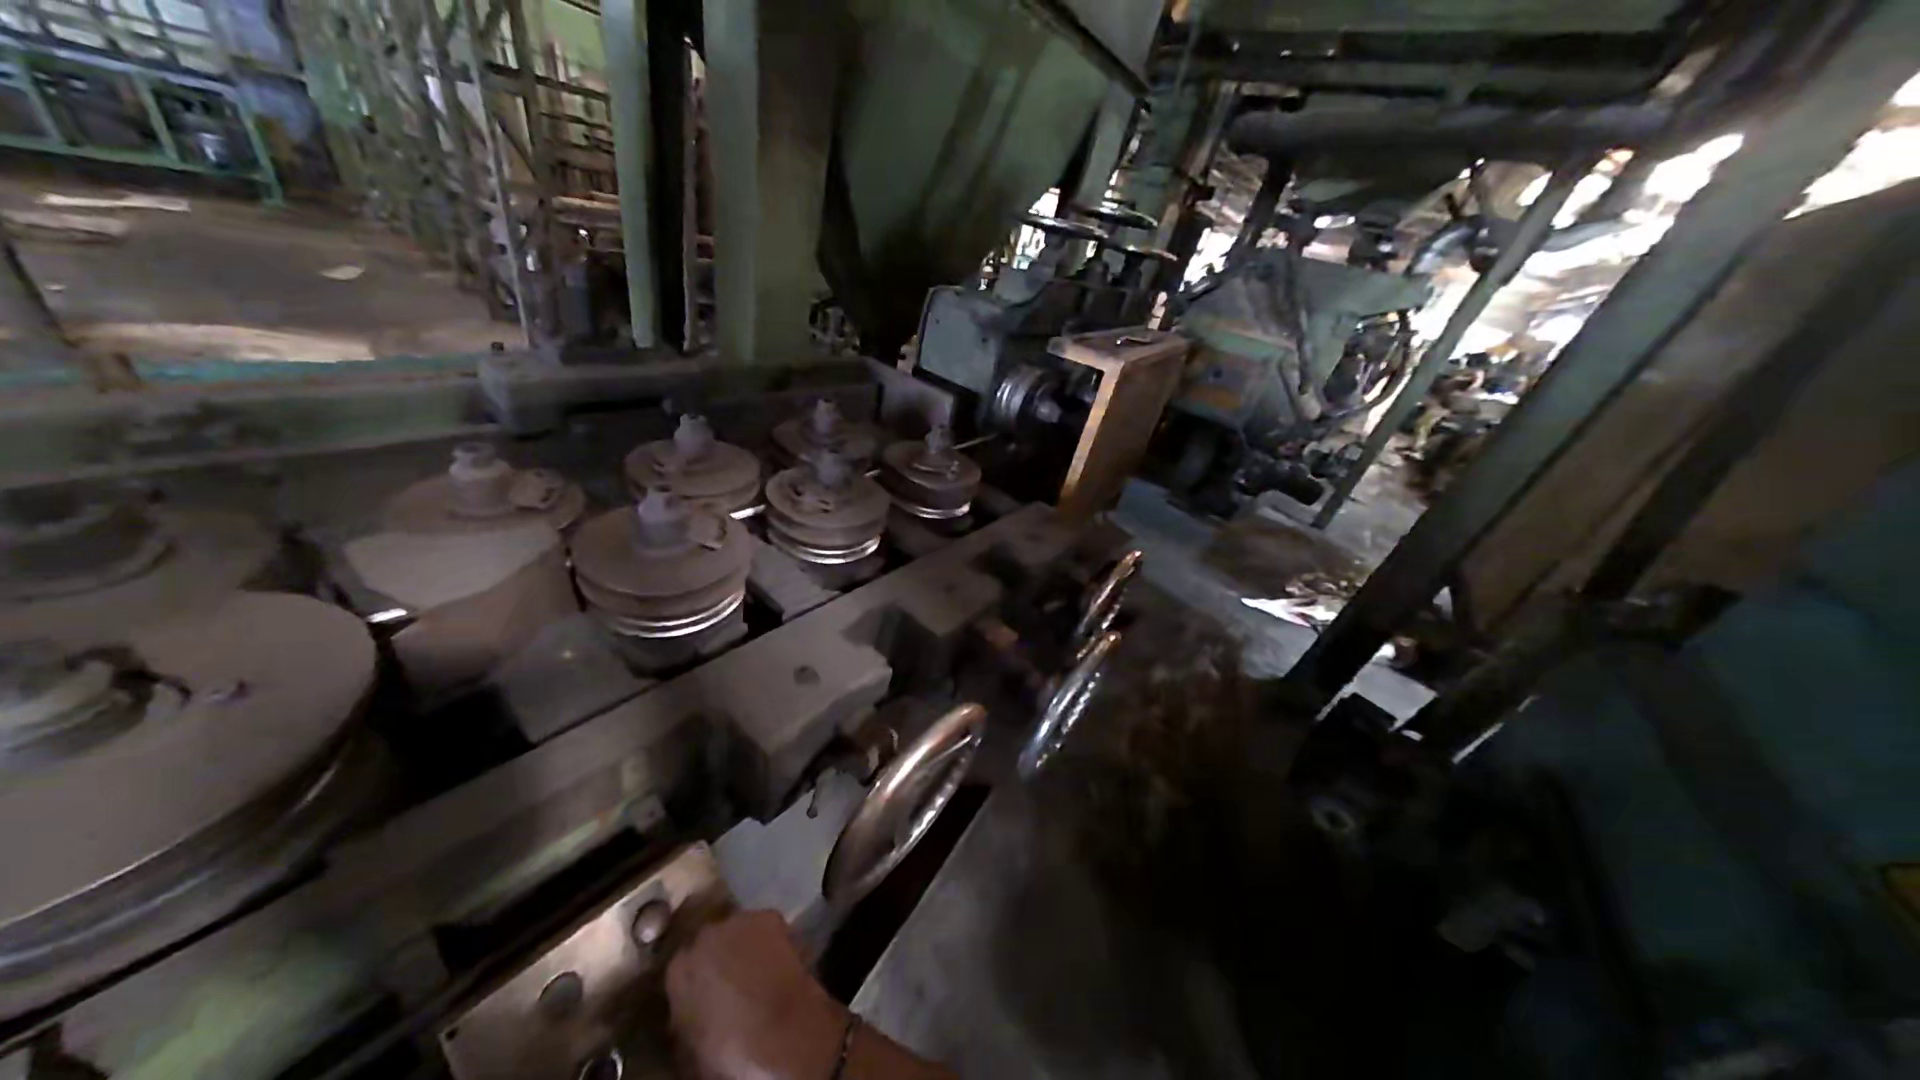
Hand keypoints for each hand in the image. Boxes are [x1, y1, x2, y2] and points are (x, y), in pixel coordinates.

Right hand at [666, 910, 847, 1079]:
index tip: (708, 989)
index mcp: (677, 970)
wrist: (777, 1034)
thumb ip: (684, 1018)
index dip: (698, 977)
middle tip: (735, 976)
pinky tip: (781, 960)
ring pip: (738, 929)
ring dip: (745, 943)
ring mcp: (736, 922)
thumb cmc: (729, 1051)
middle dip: (720, 954)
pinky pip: (766, 926)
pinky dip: (773, 940)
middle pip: (710, 939)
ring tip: (761, 968)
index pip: (683, 963)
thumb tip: (687, 1013)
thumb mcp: (690, 1045)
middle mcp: (702, 936)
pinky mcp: (768, 917)